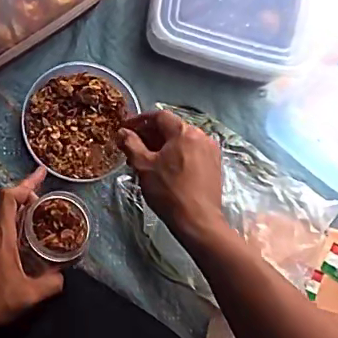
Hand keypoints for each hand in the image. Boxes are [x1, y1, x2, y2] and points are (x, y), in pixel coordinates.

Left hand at [0, 168, 64, 336]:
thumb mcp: (26, 296)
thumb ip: (49, 285)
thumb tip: (61, 277)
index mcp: (0, 235)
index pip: (8, 197)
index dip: (25, 184)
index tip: (41, 177)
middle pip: (5, 204)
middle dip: (26, 197)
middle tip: (46, 200)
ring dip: (18, 215)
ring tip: (37, 220)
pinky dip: (10, 229)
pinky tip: (20, 245)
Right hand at [116, 110, 227, 242]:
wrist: (198, 220)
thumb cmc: (169, 191)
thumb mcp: (143, 166)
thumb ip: (130, 144)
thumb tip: (122, 132)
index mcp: (184, 132)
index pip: (159, 116)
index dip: (139, 120)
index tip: (126, 129)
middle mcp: (201, 136)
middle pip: (171, 128)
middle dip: (150, 135)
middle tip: (132, 146)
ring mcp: (210, 151)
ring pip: (181, 141)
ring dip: (162, 146)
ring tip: (146, 159)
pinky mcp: (214, 166)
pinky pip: (191, 152)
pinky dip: (176, 155)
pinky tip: (164, 168)